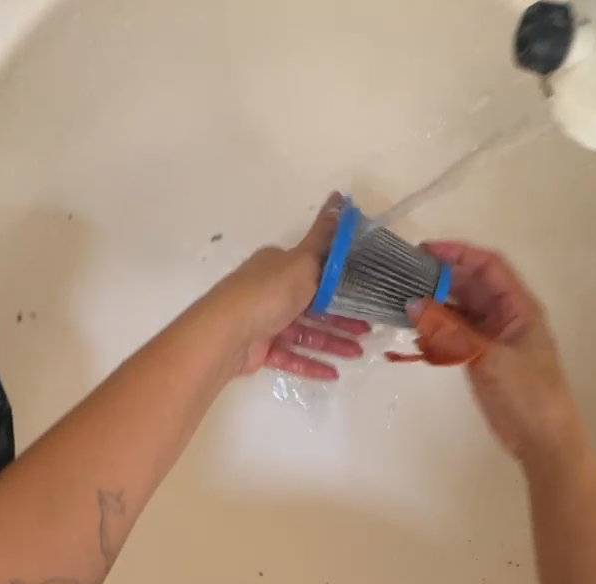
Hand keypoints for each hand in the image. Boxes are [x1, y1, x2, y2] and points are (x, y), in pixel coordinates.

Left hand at [192, 194, 368, 380]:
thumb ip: (324, 237)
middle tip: (367, 329)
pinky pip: (291, 356)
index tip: (365, 295)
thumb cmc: (268, 293)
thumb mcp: (303, 260)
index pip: (314, 272)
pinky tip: (333, 373)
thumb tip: (339, 197)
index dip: (341, 284)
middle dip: (342, 318)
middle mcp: (271, 292)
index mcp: (279, 267)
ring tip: (358, 353)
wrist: (227, 333)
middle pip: (314, 305)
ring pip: (305, 332)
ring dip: (332, 342)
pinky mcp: (261, 349)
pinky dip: (311, 364)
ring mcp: (265, 322)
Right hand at [388, 241, 584, 464]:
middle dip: (440, 279)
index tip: (424, 251)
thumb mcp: (489, 357)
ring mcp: (492, 339)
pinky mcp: (481, 360)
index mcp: (519, 307)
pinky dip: (437, 333)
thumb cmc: (527, 393)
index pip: (488, 266)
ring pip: (460, 312)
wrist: (543, 438)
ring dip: (435, 307)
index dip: (458, 254)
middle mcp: (505, 317)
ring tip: (404, 304)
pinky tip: (418, 336)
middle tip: (404, 279)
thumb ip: (451, 331)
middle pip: (471, 286)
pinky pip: (456, 337)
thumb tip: (413, 305)